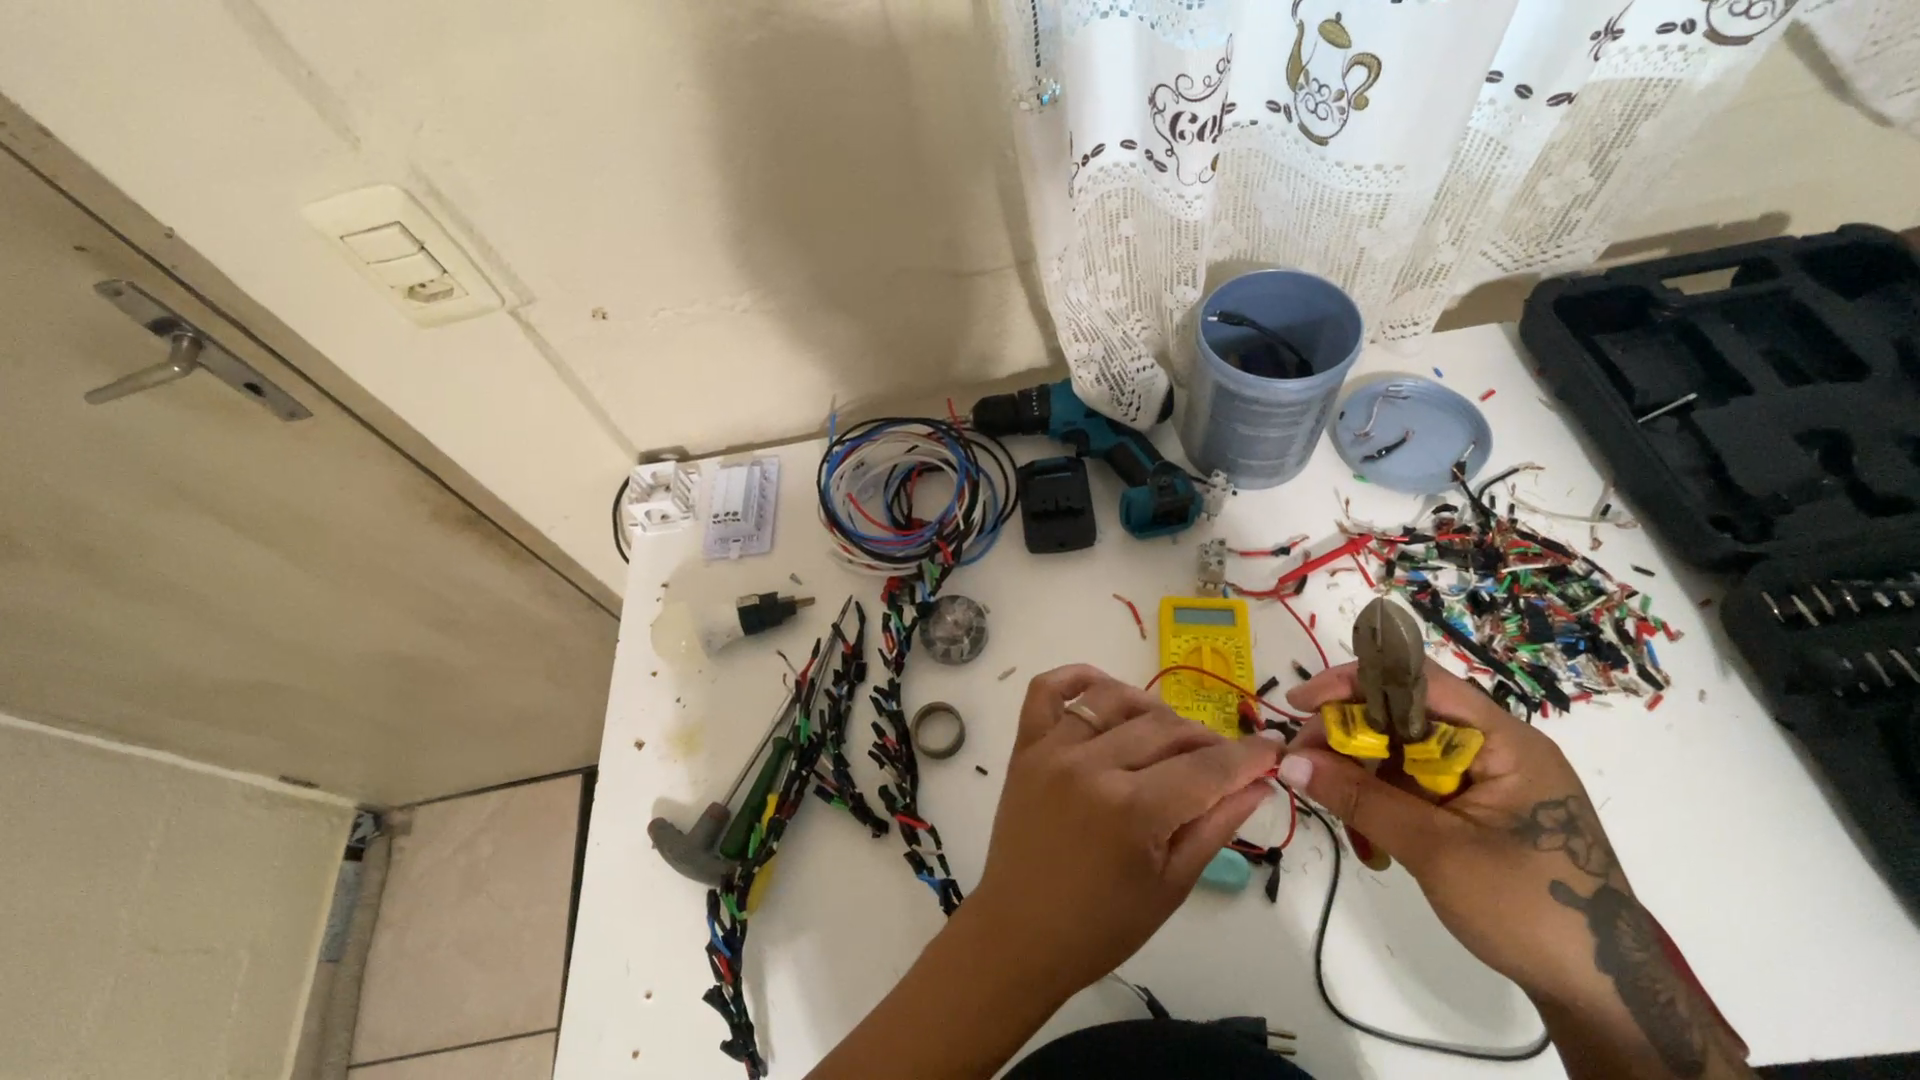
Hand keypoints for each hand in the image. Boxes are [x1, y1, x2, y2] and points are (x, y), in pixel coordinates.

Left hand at [966, 664, 1284, 999]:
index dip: (1248, 757)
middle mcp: (1091, 766)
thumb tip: (1259, 782)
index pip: (1207, 767)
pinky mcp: (1024, 748)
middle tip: (1221, 762)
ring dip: (1152, 710)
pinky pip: (1047, 690)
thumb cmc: (1102, 925)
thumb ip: (1216, 824)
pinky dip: (1078, 679)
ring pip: (1116, 699)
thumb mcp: (1172, 884)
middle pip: (1166, 728)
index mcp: (1133, 809)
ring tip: (1168, 736)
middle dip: (1207, 741)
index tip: (1272, 750)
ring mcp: (1052, 751)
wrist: (1020, 933)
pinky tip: (1107, 692)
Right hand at [1282, 661, 1749, 1076]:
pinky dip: (1384, 802)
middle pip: (1405, 716)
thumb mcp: (1434, 850)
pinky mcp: (1479, 810)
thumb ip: (1361, 798)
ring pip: (1405, 754)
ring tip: (1333, 810)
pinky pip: (1417, 787)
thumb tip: (1290, 761)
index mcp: (1503, 741)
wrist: (1599, 988)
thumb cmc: (1526, 907)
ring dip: (1362, 775)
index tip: (1300, 704)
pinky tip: (1367, 836)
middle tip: (1302, 766)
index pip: (1419, 682)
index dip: (1354, 683)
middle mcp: (1496, 748)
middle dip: (1348, 735)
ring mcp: (1489, 780)